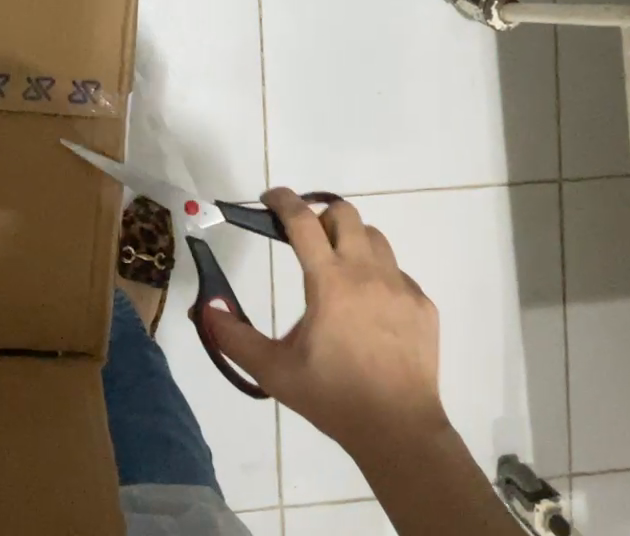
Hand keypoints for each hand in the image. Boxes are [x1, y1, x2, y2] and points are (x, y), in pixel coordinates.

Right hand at [204, 189, 447, 448]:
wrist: (399, 431)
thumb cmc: (332, 397)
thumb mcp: (273, 370)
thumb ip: (234, 337)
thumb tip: (206, 308)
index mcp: (330, 281)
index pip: (302, 221)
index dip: (283, 201)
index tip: (269, 198)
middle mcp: (367, 273)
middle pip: (345, 214)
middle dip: (320, 215)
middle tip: (304, 239)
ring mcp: (401, 287)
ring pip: (375, 238)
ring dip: (351, 241)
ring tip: (337, 270)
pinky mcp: (423, 305)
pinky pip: (397, 273)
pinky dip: (378, 276)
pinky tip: (368, 309)